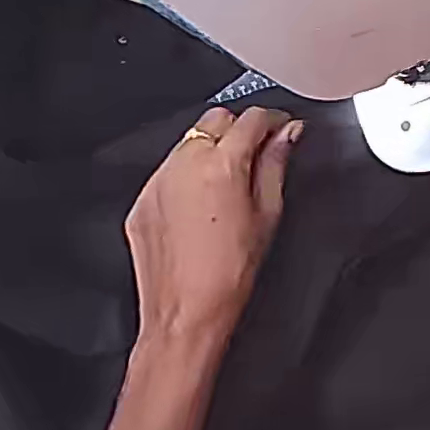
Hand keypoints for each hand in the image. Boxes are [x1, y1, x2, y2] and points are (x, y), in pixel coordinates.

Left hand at [123, 106, 303, 343]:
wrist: (185, 311)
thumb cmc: (230, 270)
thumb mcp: (269, 212)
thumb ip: (276, 163)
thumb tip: (288, 134)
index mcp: (221, 164)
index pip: (251, 118)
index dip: (273, 120)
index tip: (283, 128)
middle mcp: (184, 164)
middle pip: (216, 118)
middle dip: (240, 127)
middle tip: (260, 150)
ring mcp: (158, 180)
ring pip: (190, 140)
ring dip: (214, 147)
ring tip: (232, 179)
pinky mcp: (142, 199)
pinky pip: (169, 169)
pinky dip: (190, 172)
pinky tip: (205, 200)